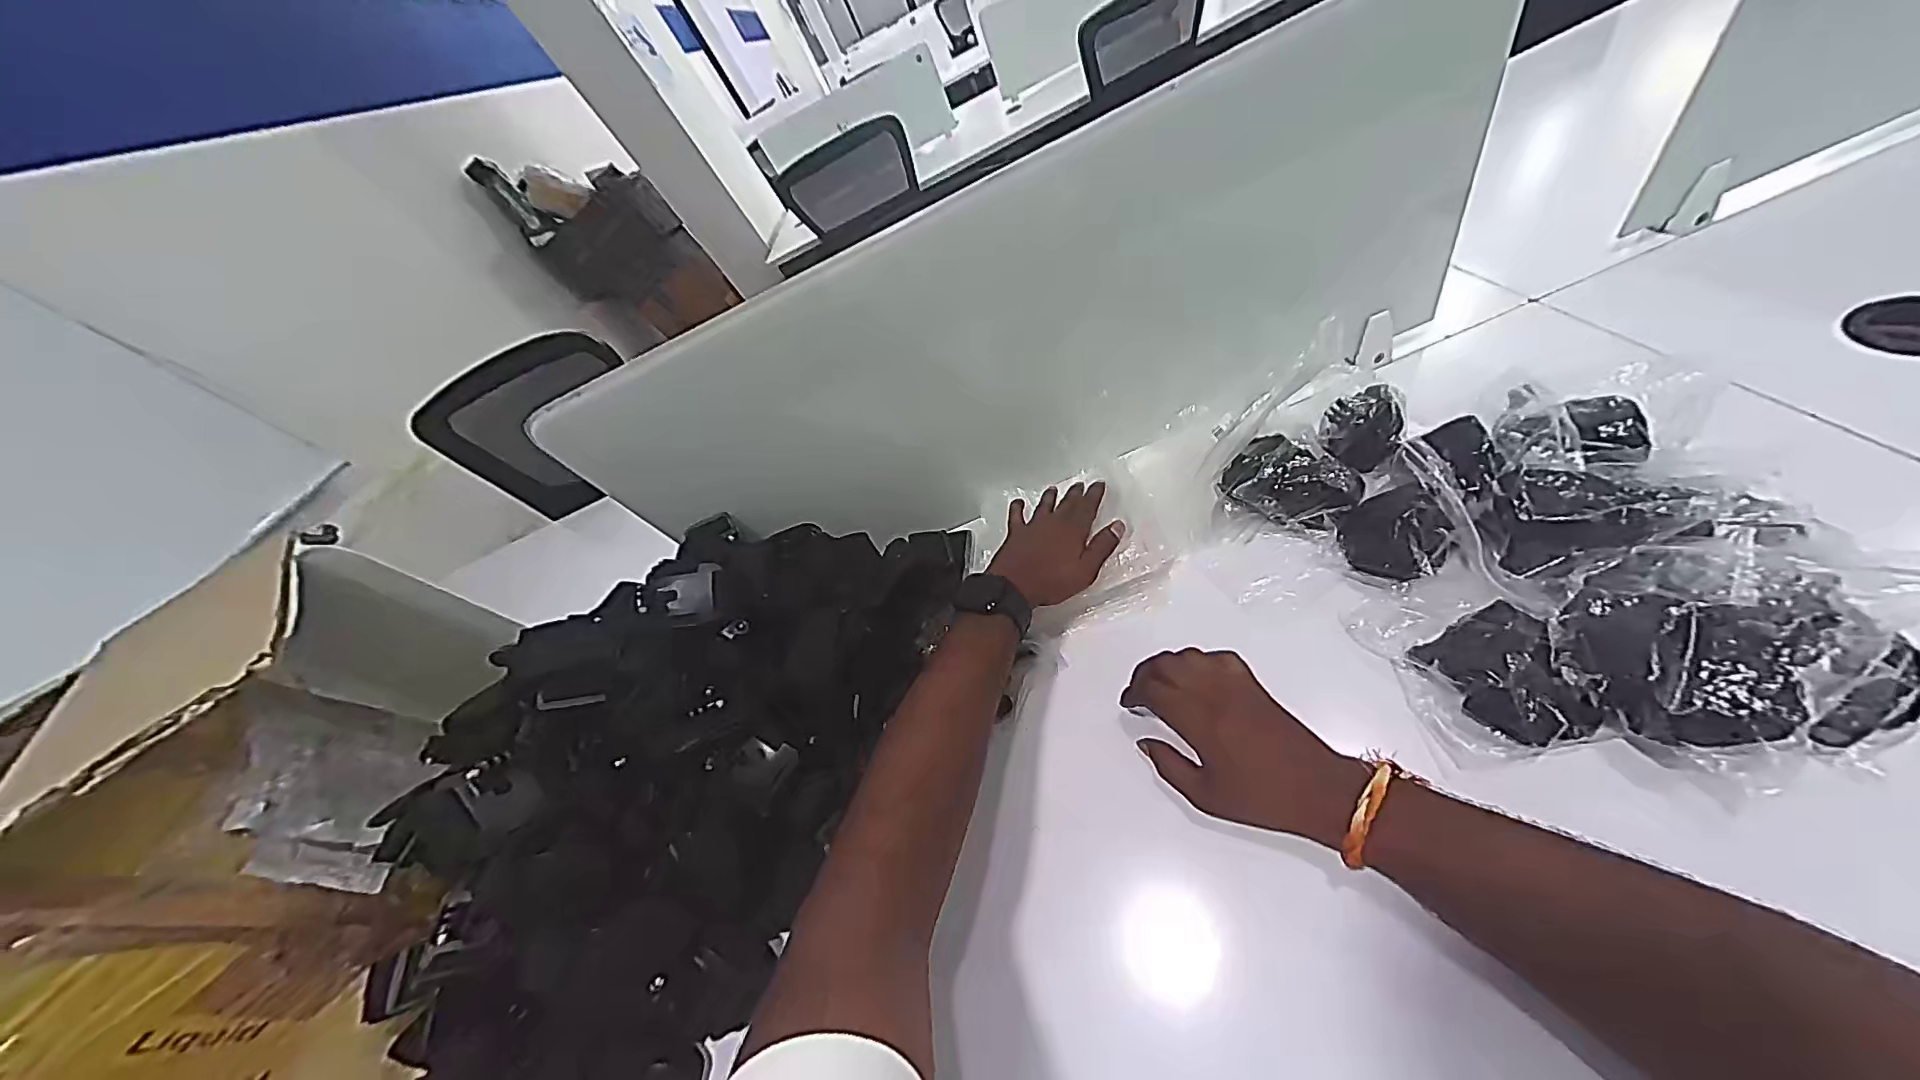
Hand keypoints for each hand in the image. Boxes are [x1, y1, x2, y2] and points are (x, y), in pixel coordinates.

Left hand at [987, 483, 1124, 607]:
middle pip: (1067, 503)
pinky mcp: (1016, 534)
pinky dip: (1018, 507)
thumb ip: (1101, 546)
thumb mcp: (1086, 569)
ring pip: (1044, 506)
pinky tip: (1018, 502)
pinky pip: (1017, 516)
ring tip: (1054, 489)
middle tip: (1081, 485)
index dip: (1094, 495)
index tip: (1098, 485)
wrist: (1014, 586)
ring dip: (1050, 497)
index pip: (1087, 507)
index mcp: (1073, 530)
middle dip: (1076, 493)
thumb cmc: (1051, 581)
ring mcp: (1033, 527)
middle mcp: (1053, 523)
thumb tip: (1117, 527)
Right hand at [1122, 649, 1370, 848]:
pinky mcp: (1254, 684)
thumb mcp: (1205, 796)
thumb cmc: (1266, 797)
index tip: (1130, 701)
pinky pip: (1217, 658)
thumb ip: (1169, 766)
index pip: (1154, 690)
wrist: (1319, 790)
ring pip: (1189, 657)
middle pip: (1166, 666)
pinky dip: (1199, 660)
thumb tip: (1148, 744)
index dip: (1135, 692)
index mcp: (1200, 722)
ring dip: (1168, 664)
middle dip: (1145, 674)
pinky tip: (1196, 674)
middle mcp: (1216, 696)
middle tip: (1138, 689)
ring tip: (1160, 680)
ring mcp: (1236, 685)